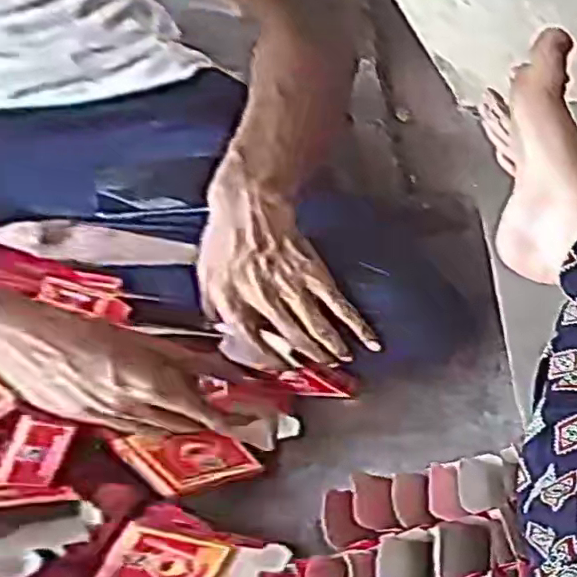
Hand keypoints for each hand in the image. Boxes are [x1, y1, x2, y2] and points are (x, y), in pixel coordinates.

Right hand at [0, 291, 248, 435]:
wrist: (17, 332)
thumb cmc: (88, 332)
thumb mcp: (157, 345)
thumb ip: (202, 364)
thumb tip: (240, 376)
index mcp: (155, 388)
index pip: (209, 417)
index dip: (236, 422)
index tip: (254, 422)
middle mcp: (132, 408)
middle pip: (187, 427)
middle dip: (211, 423)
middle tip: (227, 414)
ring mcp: (103, 416)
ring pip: (158, 431)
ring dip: (180, 425)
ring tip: (191, 411)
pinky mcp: (79, 418)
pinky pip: (126, 428)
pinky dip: (148, 422)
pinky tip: (151, 409)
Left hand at [199, 166, 378, 368]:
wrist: (251, 209)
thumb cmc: (227, 240)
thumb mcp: (206, 272)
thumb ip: (215, 303)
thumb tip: (227, 329)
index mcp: (229, 296)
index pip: (249, 337)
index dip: (268, 356)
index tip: (282, 366)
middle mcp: (261, 296)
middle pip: (291, 336)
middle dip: (310, 355)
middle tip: (322, 367)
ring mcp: (292, 288)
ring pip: (317, 327)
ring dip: (333, 347)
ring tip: (344, 358)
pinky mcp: (317, 279)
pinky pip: (341, 308)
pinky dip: (358, 327)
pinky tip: (371, 340)